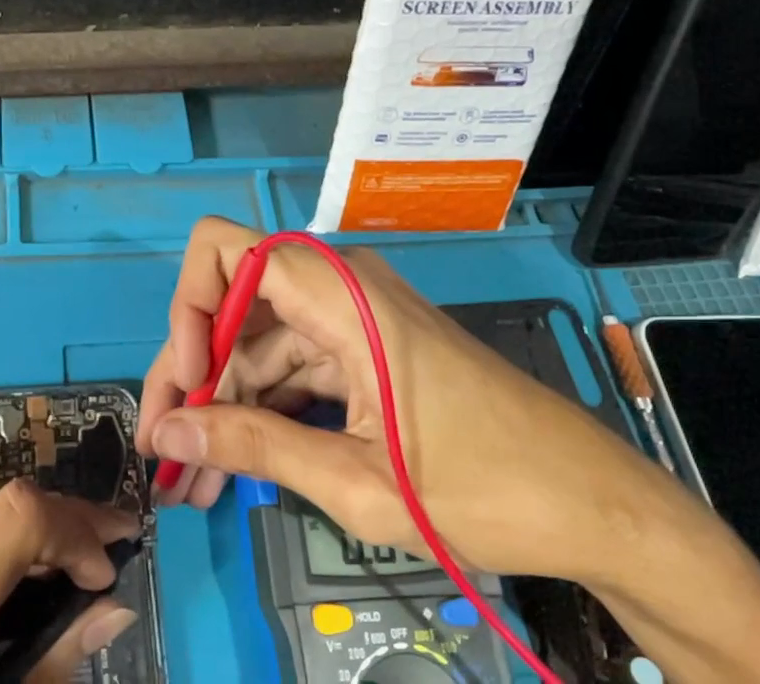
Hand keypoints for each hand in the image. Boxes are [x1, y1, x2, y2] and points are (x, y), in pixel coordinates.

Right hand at [137, 217, 686, 583]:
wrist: (593, 507)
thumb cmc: (485, 490)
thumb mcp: (357, 482)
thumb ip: (254, 448)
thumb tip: (165, 436)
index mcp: (342, 296)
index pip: (226, 252)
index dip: (188, 310)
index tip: (188, 388)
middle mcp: (341, 291)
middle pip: (233, 311)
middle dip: (194, 380)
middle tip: (165, 458)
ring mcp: (353, 323)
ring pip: (258, 348)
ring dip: (223, 410)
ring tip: (191, 485)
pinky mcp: (365, 355)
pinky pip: (293, 371)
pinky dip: (262, 415)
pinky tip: (233, 471)